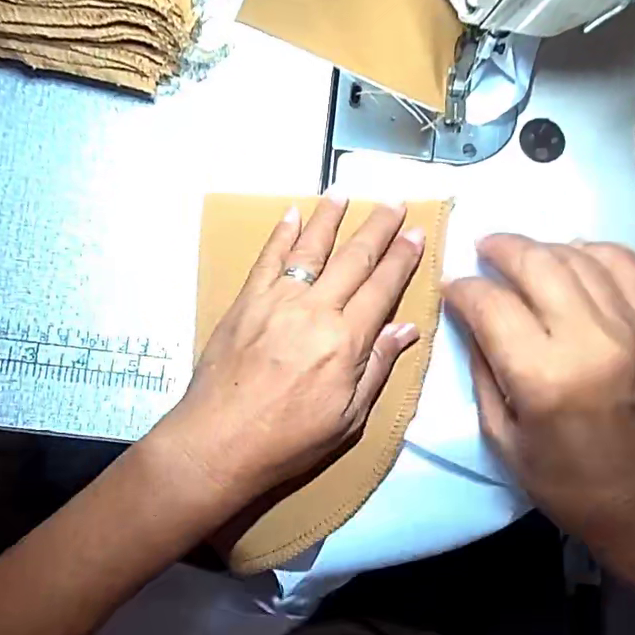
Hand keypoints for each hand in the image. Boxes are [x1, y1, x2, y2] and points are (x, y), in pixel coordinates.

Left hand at [148, 196, 424, 508]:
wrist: (219, 441)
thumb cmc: (288, 440)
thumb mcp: (347, 419)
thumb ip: (376, 368)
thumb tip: (405, 329)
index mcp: (347, 341)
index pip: (383, 287)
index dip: (403, 258)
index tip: (416, 232)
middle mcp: (315, 310)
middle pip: (354, 259)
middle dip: (377, 227)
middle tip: (394, 202)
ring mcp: (277, 302)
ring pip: (310, 249)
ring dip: (329, 218)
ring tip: (343, 194)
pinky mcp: (245, 303)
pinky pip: (267, 260)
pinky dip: (281, 234)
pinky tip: (290, 215)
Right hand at [444, 235, 634, 580]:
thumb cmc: (564, 482)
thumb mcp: (501, 436)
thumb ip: (483, 371)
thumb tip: (471, 321)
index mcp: (543, 378)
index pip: (493, 306)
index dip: (463, 289)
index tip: (450, 287)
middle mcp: (591, 342)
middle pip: (539, 265)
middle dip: (501, 249)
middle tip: (480, 249)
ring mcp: (633, 330)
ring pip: (582, 257)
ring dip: (543, 246)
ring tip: (519, 251)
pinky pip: (630, 267)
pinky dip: (597, 252)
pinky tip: (574, 256)